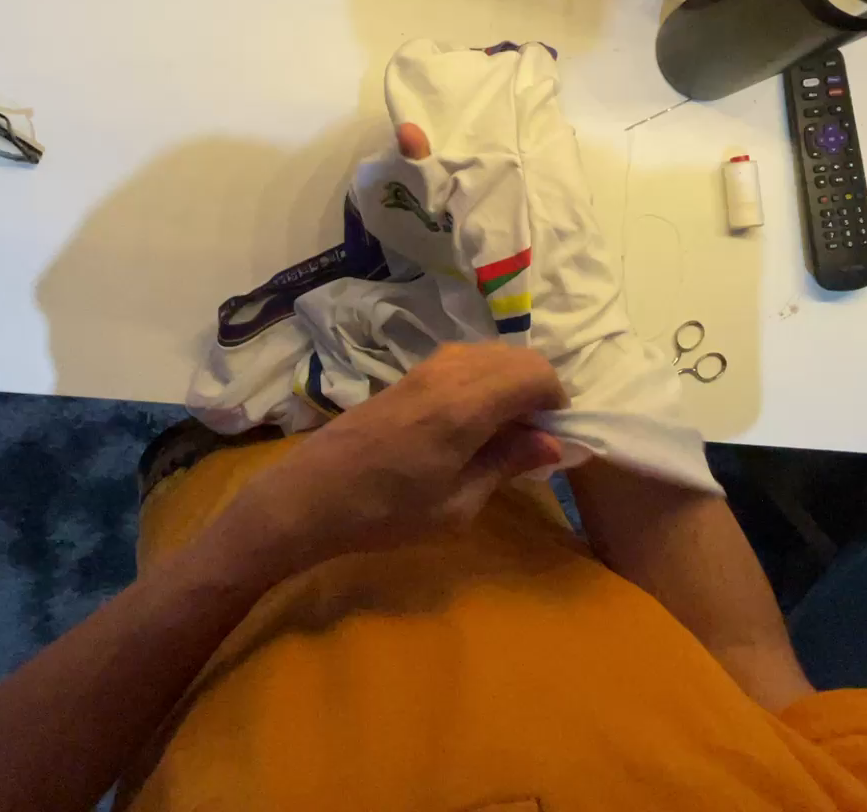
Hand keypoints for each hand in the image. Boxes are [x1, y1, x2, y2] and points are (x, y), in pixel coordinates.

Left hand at [222, 343, 567, 575]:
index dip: (556, 401)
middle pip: (516, 357)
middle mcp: (449, 372)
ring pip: (489, 354)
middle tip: (531, 437)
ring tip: (502, 431)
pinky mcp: (407, 374)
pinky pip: (463, 360)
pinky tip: (470, 421)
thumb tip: (554, 443)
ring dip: (509, 382)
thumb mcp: (457, 505)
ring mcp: (425, 368)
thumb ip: (508, 463)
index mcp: (466, 405)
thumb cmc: (386, 513)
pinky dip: (483, 380)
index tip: (552, 438)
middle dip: (536, 389)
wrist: (311, 496)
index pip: (535, 373)